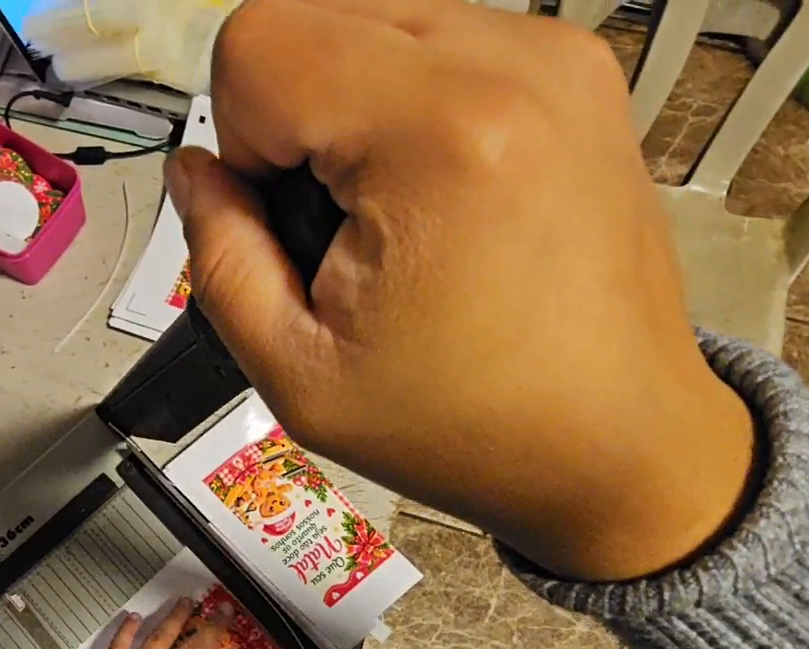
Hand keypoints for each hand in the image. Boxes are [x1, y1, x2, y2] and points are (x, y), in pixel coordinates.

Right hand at [168, 0, 756, 581]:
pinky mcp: (576, 73)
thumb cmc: (467, 429)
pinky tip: (429, 200)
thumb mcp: (300, 378)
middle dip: (290, 123)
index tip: (282, 226)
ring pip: (371, 23)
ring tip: (386, 222)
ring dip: (344, 114)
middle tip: (332, 230)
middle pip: (312, 16)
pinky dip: (401, 110)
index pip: (259, 43)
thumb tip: (197, 177)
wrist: (611, 445)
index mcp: (437, 136)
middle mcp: (511, 61)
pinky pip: (437, 46)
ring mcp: (557, 55)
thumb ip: (220, 263)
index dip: (240, 142)